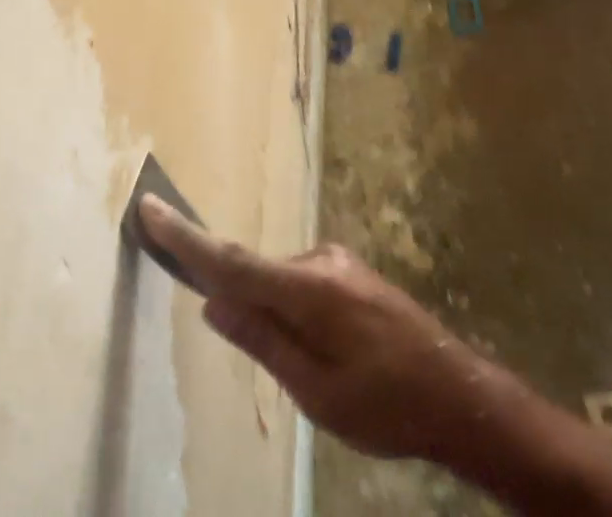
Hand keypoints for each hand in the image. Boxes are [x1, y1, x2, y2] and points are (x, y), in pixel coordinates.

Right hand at [137, 195, 497, 461]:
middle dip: (237, 304)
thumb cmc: (386, 404)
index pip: (231, 261)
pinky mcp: (353, 272)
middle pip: (254, 273)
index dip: (185, 238)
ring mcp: (341, 263)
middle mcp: (322, 262)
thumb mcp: (315, 389)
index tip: (148, 208)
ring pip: (279, 282)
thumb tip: (212, 303)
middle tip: (266, 357)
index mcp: (309, 290)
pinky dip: (291, 308)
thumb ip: (262, 340)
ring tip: (313, 371)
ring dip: (272, 314)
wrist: (463, 398)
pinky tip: (323, 351)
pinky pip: (301, 283)